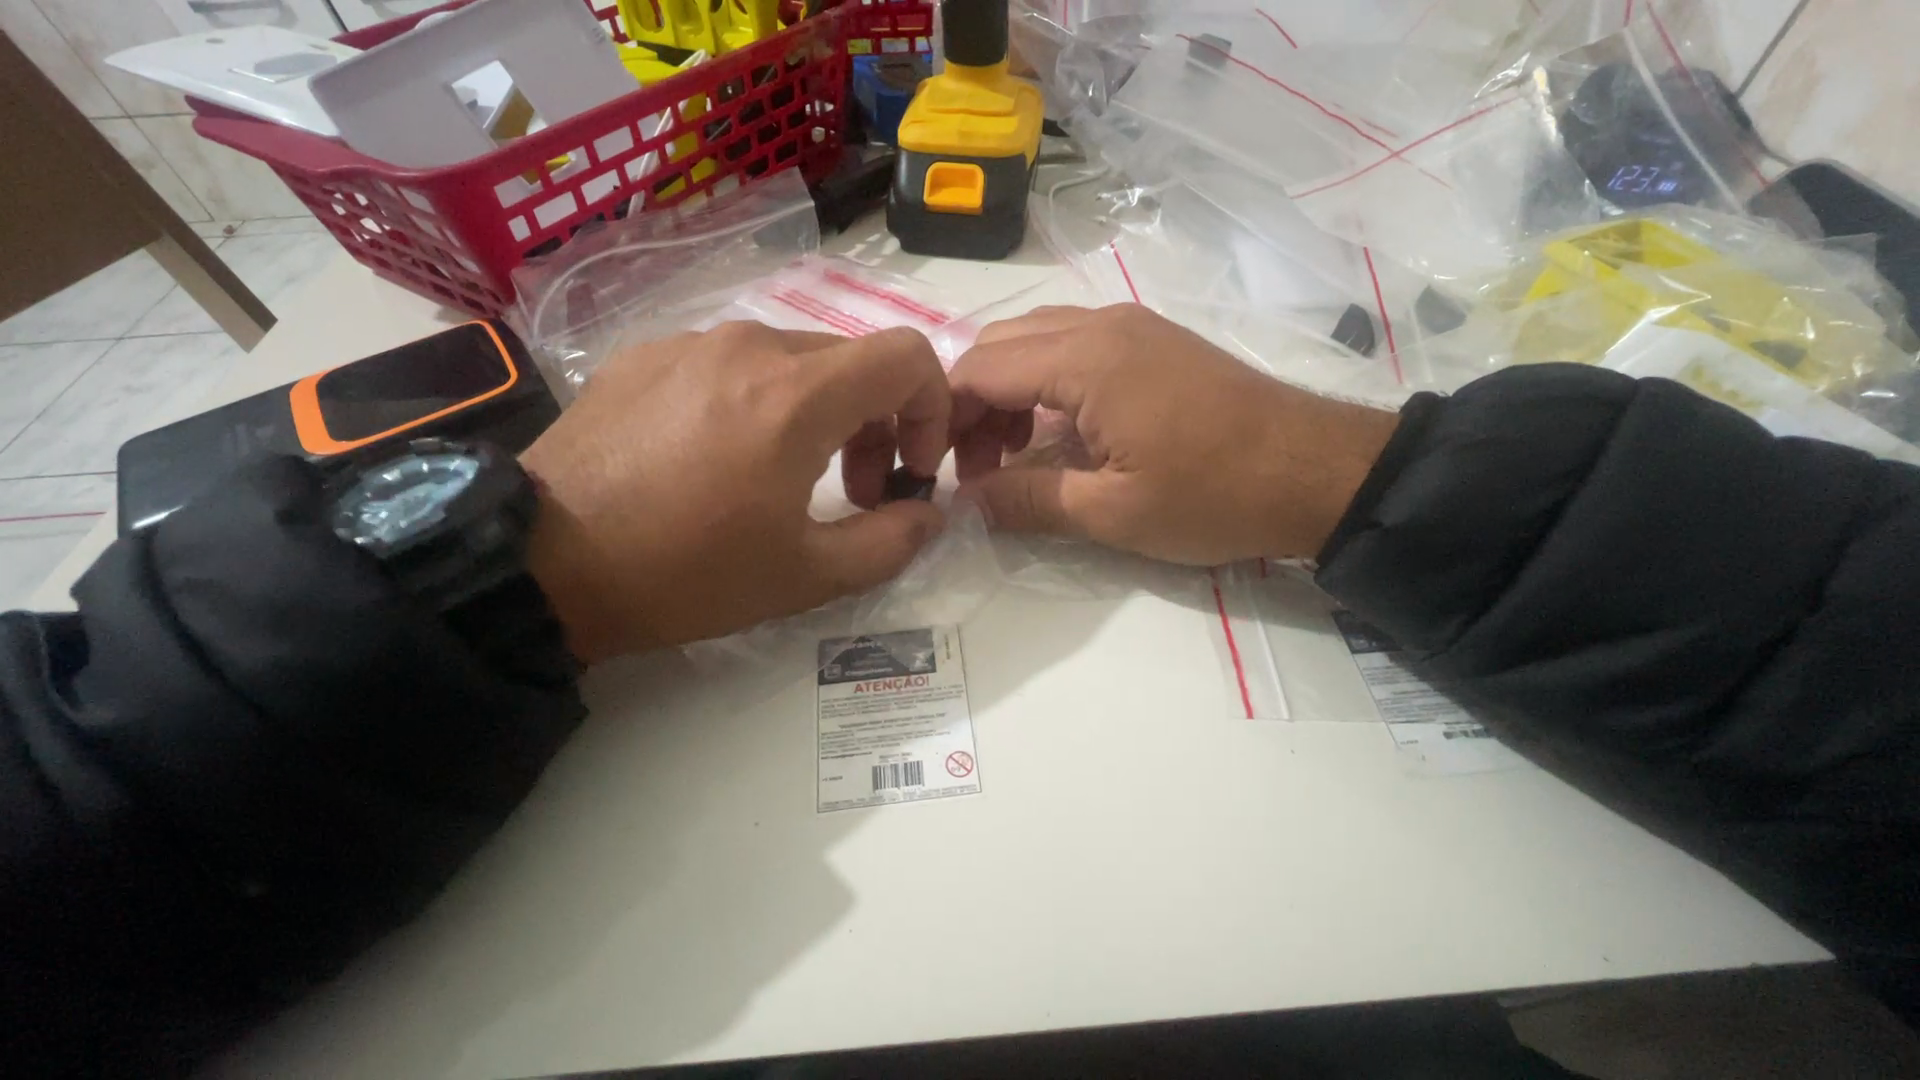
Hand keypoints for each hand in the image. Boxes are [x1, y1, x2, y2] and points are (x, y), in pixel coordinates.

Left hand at [522, 323, 948, 661]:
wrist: (542, 564)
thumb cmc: (685, 574)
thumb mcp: (804, 577)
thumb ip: (889, 542)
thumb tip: (928, 514)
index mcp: (797, 395)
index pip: (907, 357)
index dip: (932, 409)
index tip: (911, 467)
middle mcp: (749, 347)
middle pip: (852, 362)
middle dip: (876, 423)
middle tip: (854, 491)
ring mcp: (690, 344)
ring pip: (791, 360)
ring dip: (816, 412)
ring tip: (784, 477)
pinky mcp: (644, 356)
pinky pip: (729, 364)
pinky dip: (755, 402)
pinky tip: (714, 460)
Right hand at [948, 304, 1399, 564]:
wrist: (1317, 471)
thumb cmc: (1213, 495)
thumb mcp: (1112, 513)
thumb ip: (1028, 500)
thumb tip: (968, 502)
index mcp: (1084, 358)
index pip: (979, 369)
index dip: (947, 418)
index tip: (943, 471)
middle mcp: (1101, 323)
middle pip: (1001, 344)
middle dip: (974, 403)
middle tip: (980, 468)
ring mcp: (1132, 325)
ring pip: (1037, 340)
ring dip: (1010, 392)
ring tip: (1016, 456)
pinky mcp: (1154, 340)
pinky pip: (1075, 345)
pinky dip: (1047, 383)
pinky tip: (1063, 434)